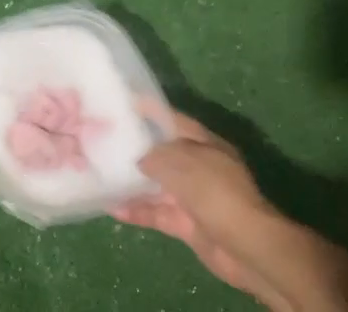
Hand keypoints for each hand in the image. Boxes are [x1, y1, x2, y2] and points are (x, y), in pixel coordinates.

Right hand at [115, 107, 347, 311]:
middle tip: (102, 139)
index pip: (173, 119)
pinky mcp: (187, 223)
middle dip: (135, 148)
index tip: (123, 100)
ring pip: (156, 185)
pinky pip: (157, 213)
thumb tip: (138, 158)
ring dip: (132, 183)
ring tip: (100, 173)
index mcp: (204, 144)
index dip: (150, 109)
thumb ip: (155, 156)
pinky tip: (112, 207)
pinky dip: (137, 211)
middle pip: (162, 153)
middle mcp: (199, 167)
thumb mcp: (182, 163)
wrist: (247, 246)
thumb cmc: (216, 192)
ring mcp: (193, 196)